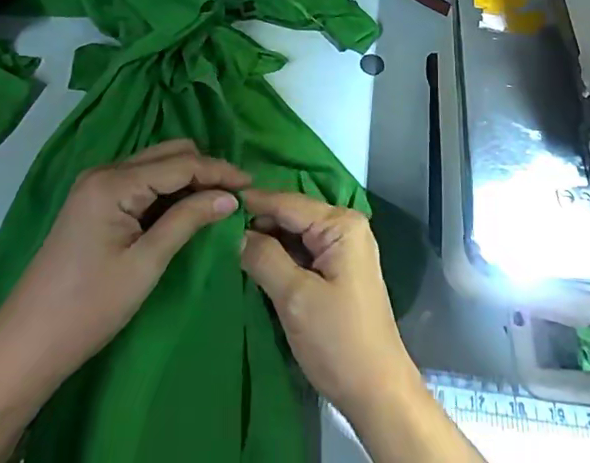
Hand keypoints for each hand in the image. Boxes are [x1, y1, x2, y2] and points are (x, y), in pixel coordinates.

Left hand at [4, 138, 250, 374]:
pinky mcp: (94, 203)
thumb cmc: (88, 307)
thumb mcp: (146, 263)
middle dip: (205, 169)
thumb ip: (188, 220)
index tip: (252, 185)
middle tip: (236, 195)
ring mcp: (96, 186)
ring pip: (156, 165)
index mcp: (114, 183)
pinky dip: (168, 190)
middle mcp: (104, 172)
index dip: (220, 171)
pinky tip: (186, 208)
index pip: (181, 163)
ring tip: (218, 201)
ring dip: (188, 178)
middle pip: (169, 154)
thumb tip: (230, 197)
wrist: (24, 347)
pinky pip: (142, 182)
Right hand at [239, 190, 482, 462]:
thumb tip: (235, 232)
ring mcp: (343, 249)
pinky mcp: (337, 271)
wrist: (376, 388)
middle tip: (214, 227)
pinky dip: (279, 256)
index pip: (288, 202)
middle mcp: (345, 227)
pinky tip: (251, 261)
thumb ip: (265, 258)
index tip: (215, 202)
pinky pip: (302, 252)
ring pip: (295, 234)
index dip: (252, 202)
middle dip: (257, 220)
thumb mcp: (295, 297)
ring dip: (266, 239)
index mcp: (341, 224)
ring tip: (224, 241)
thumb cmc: (338, 340)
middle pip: (292, 215)